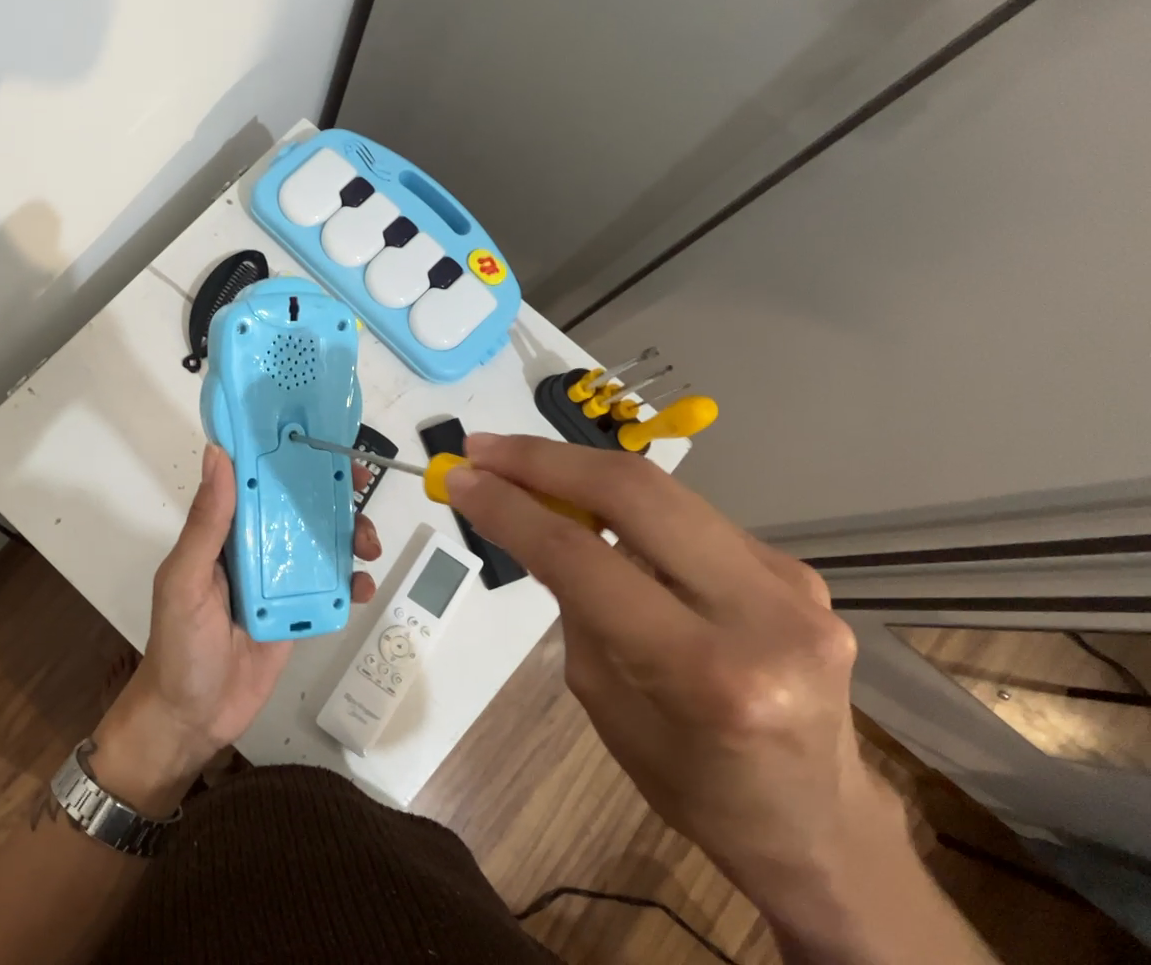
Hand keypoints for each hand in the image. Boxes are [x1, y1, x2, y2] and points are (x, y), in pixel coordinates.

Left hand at [92, 443, 381, 815]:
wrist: (193, 717)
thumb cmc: (181, 645)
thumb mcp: (186, 580)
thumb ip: (207, 523)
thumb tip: (219, 454)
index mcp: (220, 534)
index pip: (254, 482)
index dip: (284, 457)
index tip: (320, 443)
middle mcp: (249, 551)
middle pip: (294, 510)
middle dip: (329, 497)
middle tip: (359, 491)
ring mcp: (275, 584)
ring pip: (317, 546)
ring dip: (346, 538)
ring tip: (368, 546)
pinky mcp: (294, 615)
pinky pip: (326, 591)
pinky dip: (348, 584)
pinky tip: (361, 588)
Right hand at [444, 436, 987, 960]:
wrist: (814, 822)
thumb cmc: (688, 782)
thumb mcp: (604, 699)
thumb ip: (579, 605)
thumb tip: (537, 524)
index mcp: (702, 671)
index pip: (583, 559)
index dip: (510, 509)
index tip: (457, 479)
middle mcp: (761, 613)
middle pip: (635, 494)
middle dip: (545, 460)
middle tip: (483, 449)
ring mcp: (792, 585)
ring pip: (665, 494)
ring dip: (582, 471)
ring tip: (519, 466)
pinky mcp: (797, 572)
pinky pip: (691, 521)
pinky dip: (628, 507)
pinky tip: (591, 511)